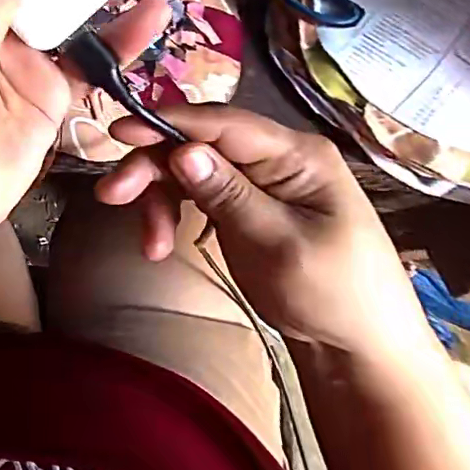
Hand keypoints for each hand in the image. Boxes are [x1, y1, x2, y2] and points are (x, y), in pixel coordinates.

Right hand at [96, 104, 434, 356]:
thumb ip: (228, 195)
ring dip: (159, 199)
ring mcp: (257, 180)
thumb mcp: (279, 245)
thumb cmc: (332, 295)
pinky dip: (172, 214)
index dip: (170, 123)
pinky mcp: (242, 203)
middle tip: (112, 196)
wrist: (357, 347)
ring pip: (189, 169)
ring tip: (148, 245)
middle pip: (199, 144)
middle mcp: (274, 157)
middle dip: (154, 167)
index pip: (224, 124)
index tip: (120, 130)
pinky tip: (159, 246)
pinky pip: (195, 193)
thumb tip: (181, 150)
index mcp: (297, 154)